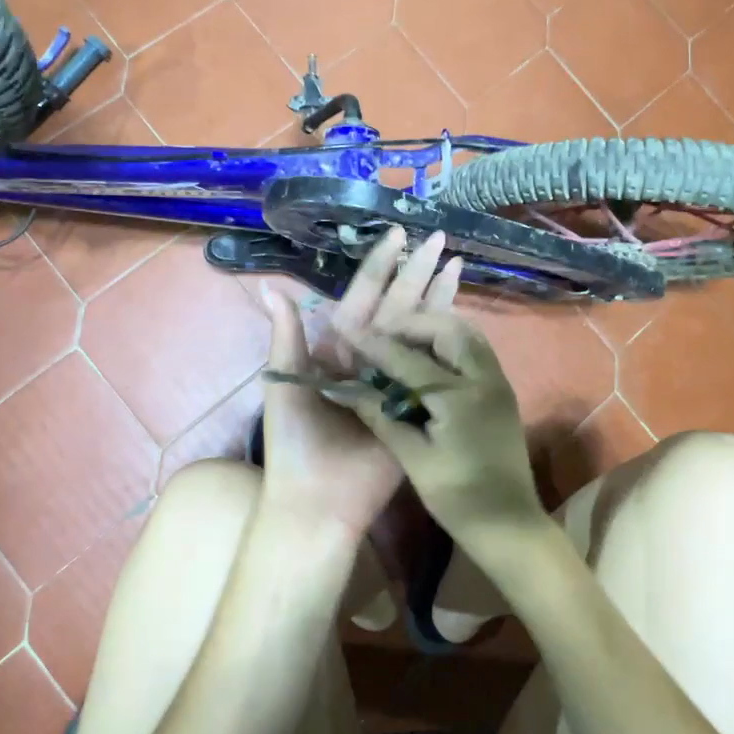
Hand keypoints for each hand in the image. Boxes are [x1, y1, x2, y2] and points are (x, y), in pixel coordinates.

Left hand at [257, 227, 461, 536]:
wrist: (318, 500)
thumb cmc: (295, 443)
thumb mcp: (284, 384)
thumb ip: (287, 337)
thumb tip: (270, 288)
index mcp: (338, 347)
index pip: (363, 294)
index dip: (380, 264)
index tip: (398, 233)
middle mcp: (369, 355)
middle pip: (398, 304)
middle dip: (417, 270)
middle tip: (439, 237)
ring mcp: (395, 377)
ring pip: (420, 327)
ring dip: (438, 295)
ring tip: (456, 263)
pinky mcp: (416, 402)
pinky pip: (433, 364)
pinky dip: (448, 338)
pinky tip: (463, 312)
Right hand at [334, 312, 544, 549]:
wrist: (510, 524)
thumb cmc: (458, 498)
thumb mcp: (414, 460)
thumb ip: (382, 418)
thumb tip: (348, 390)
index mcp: (459, 398)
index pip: (410, 359)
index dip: (376, 345)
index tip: (350, 334)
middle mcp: (483, 379)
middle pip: (446, 330)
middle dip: (411, 325)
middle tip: (381, 335)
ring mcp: (498, 383)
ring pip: (466, 335)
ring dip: (434, 331)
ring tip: (402, 342)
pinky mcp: (503, 392)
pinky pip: (476, 351)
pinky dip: (451, 344)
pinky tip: (429, 359)